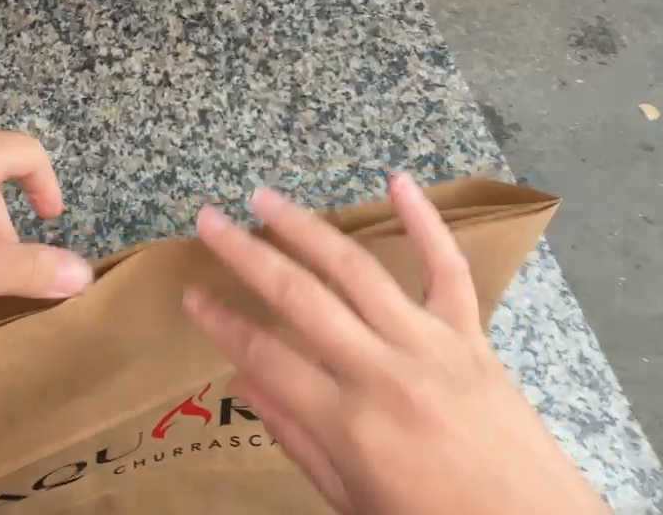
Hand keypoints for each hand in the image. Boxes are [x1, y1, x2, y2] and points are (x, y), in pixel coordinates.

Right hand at [184, 173, 608, 514]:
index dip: (221, 323)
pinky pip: (449, 272)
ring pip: (357, 270)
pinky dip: (426, 223)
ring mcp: (433, 348)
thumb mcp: (355, 505)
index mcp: (352, 426)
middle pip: (300, 297)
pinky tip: (398, 180)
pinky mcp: (472, 338)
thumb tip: (243, 382)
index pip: (264, 356)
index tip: (190, 296)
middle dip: (245, 254)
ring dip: (304, 227)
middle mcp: (385, 375)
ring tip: (264, 198)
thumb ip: (298, 440)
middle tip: (208, 219)